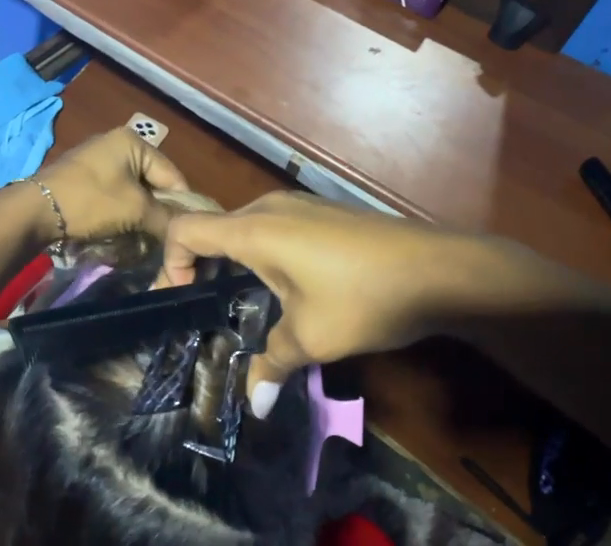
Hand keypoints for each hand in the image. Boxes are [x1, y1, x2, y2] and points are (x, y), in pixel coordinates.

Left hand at [25, 127, 189, 245]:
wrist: (36, 211)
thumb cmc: (91, 202)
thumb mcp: (135, 211)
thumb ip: (166, 218)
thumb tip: (186, 230)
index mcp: (133, 141)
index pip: (172, 175)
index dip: (181, 205)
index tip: (185, 233)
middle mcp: (117, 143)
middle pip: (152, 182)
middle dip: (158, 211)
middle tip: (163, 238)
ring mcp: (98, 159)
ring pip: (133, 191)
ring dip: (139, 215)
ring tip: (143, 239)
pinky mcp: (84, 177)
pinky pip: (115, 195)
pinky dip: (121, 213)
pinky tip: (122, 232)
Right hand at [162, 192, 504, 408]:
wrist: (440, 268)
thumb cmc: (362, 297)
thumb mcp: (312, 337)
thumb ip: (272, 363)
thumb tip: (253, 404)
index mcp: (254, 229)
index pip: (187, 229)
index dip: (171, 262)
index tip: (182, 300)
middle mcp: (269, 207)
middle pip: (214, 227)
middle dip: (200, 266)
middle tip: (203, 310)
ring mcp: (299, 205)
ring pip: (246, 227)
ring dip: (233, 261)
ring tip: (242, 304)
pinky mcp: (322, 213)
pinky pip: (273, 228)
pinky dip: (262, 254)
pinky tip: (286, 289)